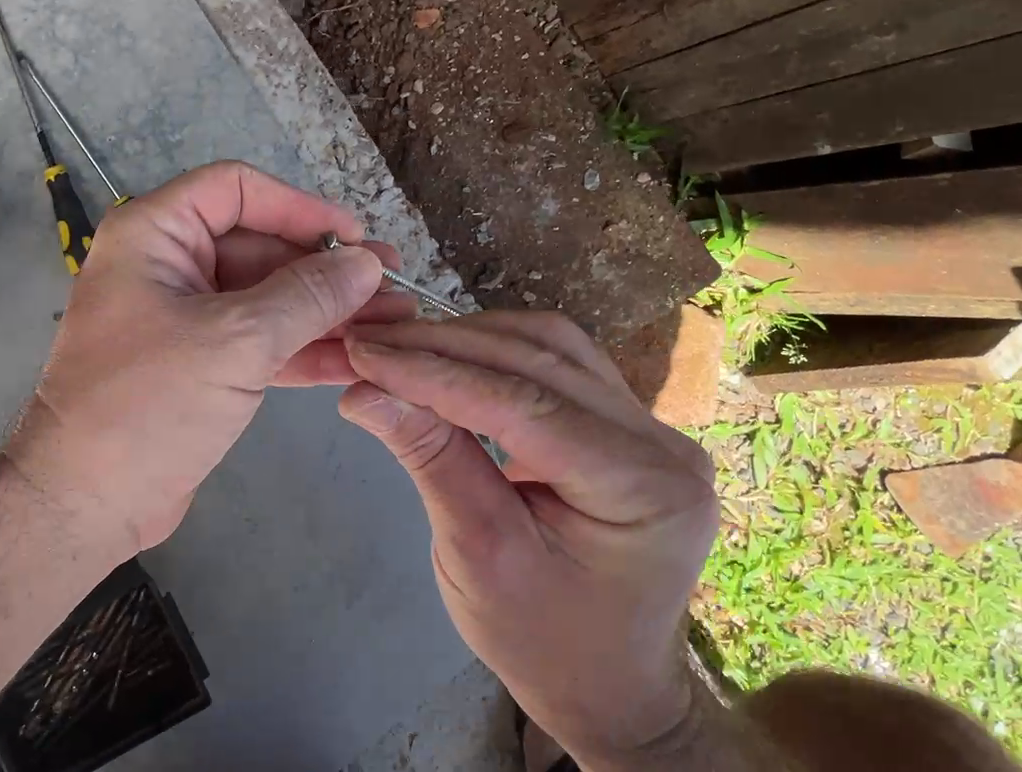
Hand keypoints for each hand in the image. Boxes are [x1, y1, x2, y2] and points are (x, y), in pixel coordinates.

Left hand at [5, 160, 414, 555]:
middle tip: (395, 284)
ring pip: (263, 297)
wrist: (86, 498)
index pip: (234, 190)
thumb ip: (306, 296)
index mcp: (153, 234)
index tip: (356, 237)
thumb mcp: (235, 341)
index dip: (299, 207)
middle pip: (256, 246)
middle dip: (324, 268)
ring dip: (324, 309)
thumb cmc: (148, 402)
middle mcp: (164, 264)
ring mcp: (180, 316)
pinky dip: (301, 348)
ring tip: (394, 320)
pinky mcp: (196, 363)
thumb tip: (366, 262)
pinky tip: (358, 358)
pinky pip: (256, 340)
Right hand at [338, 313, 718, 767]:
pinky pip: (552, 363)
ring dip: (464, 338)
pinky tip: (440, 359)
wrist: (602, 683)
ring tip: (393, 346)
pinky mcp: (622, 424)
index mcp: (645, 487)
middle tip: (363, 341)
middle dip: (441, 345)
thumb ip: (430, 458)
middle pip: (540, 359)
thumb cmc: (540, 638)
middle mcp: (661, 442)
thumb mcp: (476, 553)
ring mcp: (649, 427)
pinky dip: (487, 353)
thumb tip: (362, 388)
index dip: (433, 372)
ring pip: (547, 346)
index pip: (523, 403)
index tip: (360, 353)